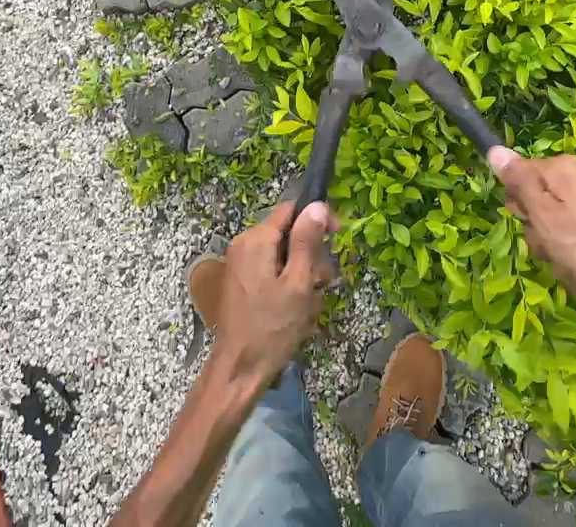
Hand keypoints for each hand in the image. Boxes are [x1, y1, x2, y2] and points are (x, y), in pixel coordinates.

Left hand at [213, 201, 335, 384]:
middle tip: (323, 282)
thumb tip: (317, 205)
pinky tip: (297, 310)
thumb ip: (307, 242)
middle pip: (288, 233)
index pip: (290, 208)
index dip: (316, 217)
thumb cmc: (272, 327)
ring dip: (303, 274)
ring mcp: (241, 264)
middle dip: (310, 254)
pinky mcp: (242, 282)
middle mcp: (244, 244)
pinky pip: (272, 271)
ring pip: (283, 255)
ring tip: (310, 303)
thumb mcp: (298, 283)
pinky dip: (289, 285)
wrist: (238, 370)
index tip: (337, 235)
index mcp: (256, 239)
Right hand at [487, 148, 575, 317]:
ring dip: (553, 248)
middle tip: (552, 247)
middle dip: (538, 230)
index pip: (518, 176)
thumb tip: (495, 150)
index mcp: (563, 168)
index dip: (519, 204)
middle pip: (536, 200)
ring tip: (569, 264)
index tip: (532, 224)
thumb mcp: (545, 216)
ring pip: (552, 223)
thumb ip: (519, 182)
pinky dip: (571, 255)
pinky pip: (572, 236)